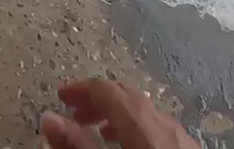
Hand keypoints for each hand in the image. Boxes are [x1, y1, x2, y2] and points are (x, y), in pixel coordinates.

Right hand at [40, 80, 199, 148]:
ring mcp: (184, 141)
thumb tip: (49, 119)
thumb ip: (78, 146)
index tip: (61, 98)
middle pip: (127, 97)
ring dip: (119, 116)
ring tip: (101, 134)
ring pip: (147, 114)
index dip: (80, 89)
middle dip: (98, 101)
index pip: (106, 90)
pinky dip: (140, 130)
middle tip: (75, 115)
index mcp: (142, 124)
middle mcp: (165, 124)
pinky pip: (161, 131)